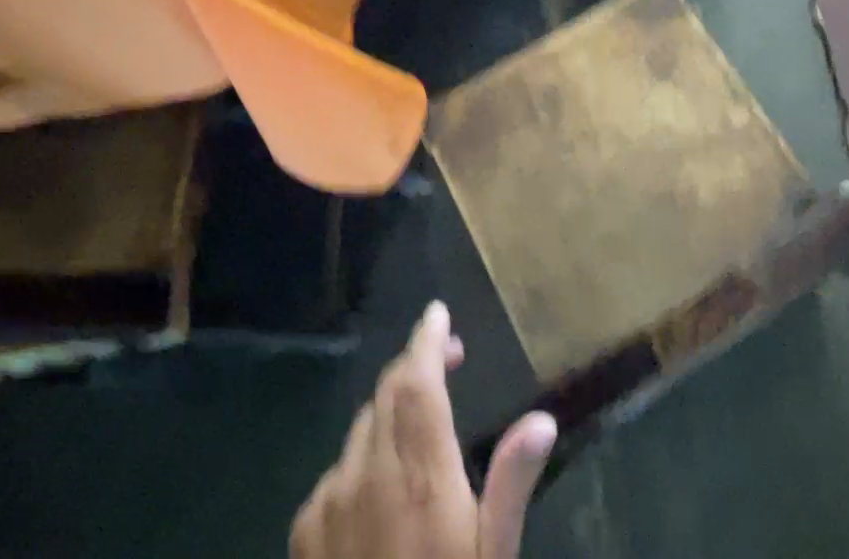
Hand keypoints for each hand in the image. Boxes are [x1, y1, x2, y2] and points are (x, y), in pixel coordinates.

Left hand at [292, 302, 557, 558]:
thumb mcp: (493, 550)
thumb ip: (512, 482)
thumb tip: (542, 418)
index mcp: (421, 477)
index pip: (417, 386)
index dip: (425, 341)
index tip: (438, 312)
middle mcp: (368, 476)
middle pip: (387, 394)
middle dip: (415, 362)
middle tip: (449, 356)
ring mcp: (330, 502)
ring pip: (361, 426)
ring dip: (392, 405)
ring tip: (423, 413)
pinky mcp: (305, 530)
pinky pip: (339, 465)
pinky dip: (366, 449)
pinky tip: (383, 475)